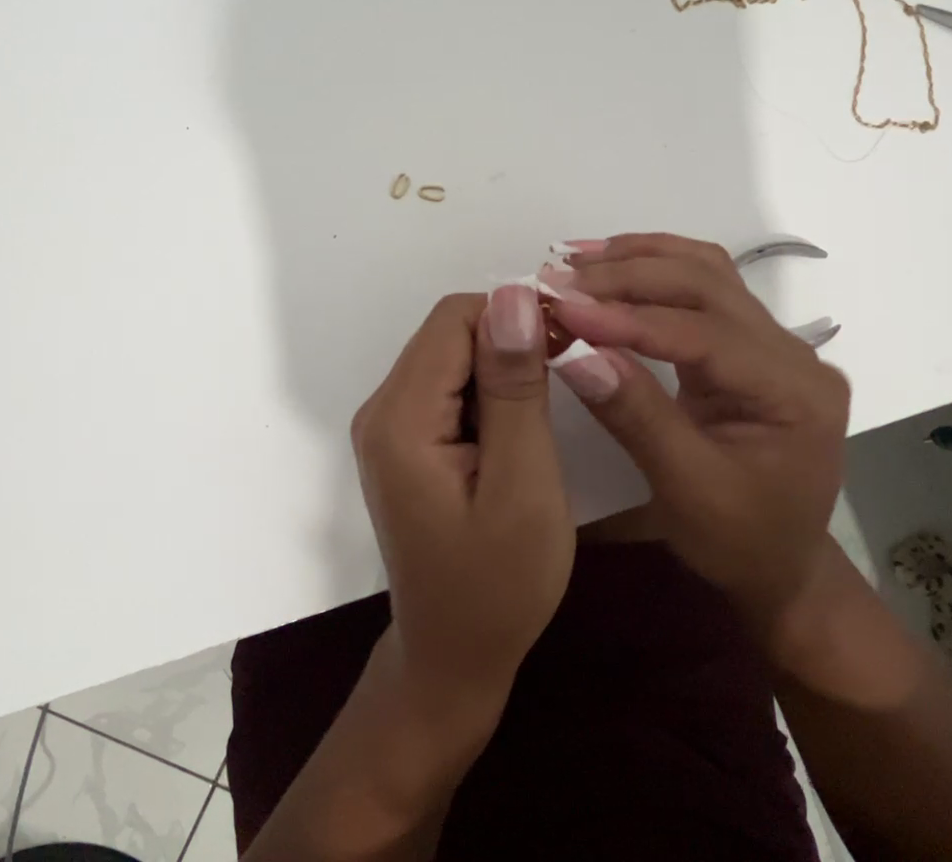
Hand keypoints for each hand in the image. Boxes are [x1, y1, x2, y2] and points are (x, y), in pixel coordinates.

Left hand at [351, 290, 573, 703]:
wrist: (454, 655)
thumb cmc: (498, 584)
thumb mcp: (523, 485)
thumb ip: (515, 389)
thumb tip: (515, 296)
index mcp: (400, 420)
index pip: (455, 320)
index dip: (516, 318)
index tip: (570, 350)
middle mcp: (381, 411)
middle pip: (449, 334)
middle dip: (511, 344)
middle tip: (565, 387)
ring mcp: (388, 429)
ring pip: (453, 359)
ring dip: (503, 371)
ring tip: (544, 421)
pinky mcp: (405, 444)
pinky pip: (449, 391)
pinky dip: (490, 397)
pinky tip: (518, 436)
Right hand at [547, 234, 850, 630]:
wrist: (780, 566)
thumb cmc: (738, 541)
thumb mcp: (686, 490)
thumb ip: (636, 416)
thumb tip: (575, 354)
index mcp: (793, 391)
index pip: (704, 333)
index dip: (629, 318)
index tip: (562, 307)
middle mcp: (793, 354)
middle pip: (709, 286)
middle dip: (628, 276)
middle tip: (555, 279)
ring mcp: (775, 346)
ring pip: (707, 274)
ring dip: (639, 260)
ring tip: (573, 259)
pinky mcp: (749, 348)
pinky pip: (703, 293)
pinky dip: (653, 273)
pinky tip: (609, 268)